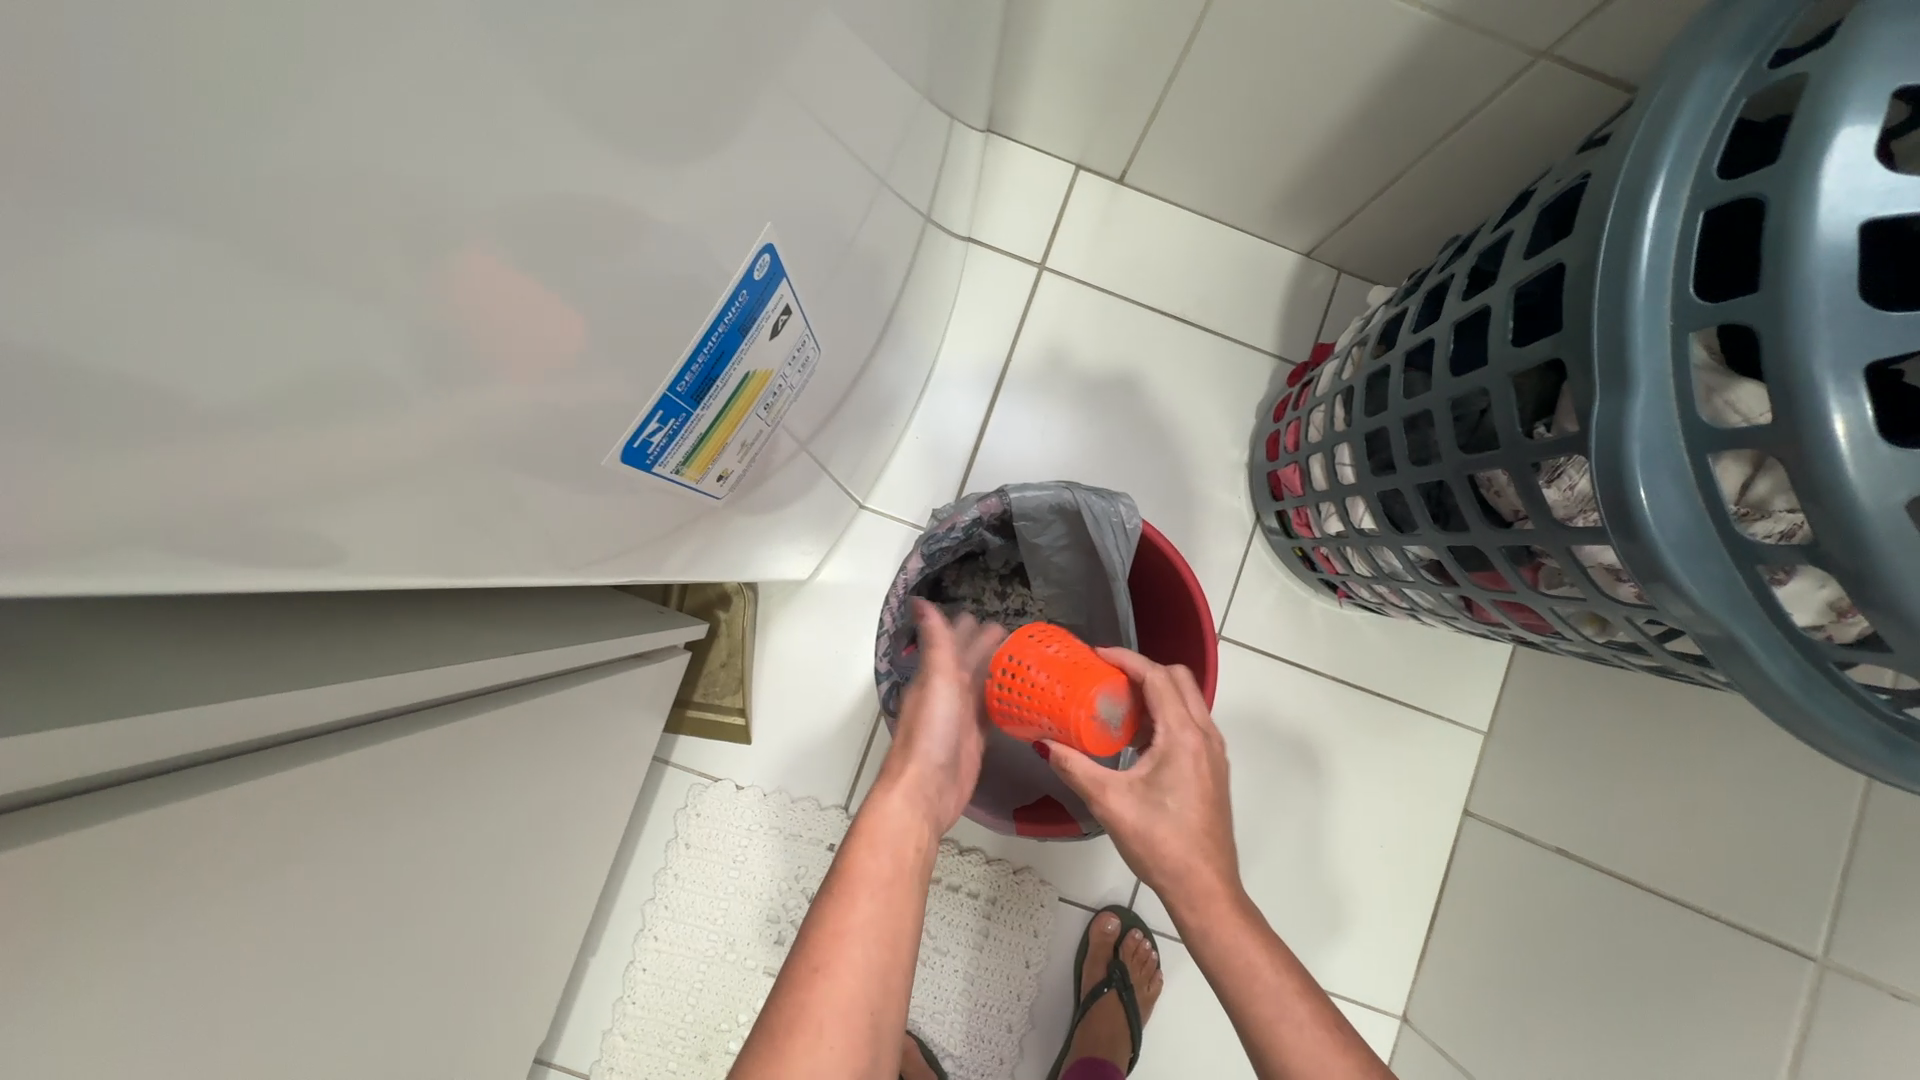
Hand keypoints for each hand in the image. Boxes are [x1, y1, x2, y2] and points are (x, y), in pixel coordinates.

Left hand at [872, 599, 1008, 835]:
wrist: (926, 790)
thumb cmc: (930, 733)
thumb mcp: (936, 680)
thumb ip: (936, 641)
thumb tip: (919, 600)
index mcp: (936, 675)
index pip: (955, 643)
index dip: (971, 628)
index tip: (993, 615)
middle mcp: (948, 693)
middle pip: (971, 663)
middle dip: (988, 647)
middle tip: (1015, 633)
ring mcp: (962, 718)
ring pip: (982, 687)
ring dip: (998, 673)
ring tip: (1022, 660)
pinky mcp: (976, 740)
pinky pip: (992, 714)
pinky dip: (1004, 703)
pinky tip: (1021, 698)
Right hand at [1038, 649, 1239, 912]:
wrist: (1205, 888)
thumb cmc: (1159, 842)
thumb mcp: (1109, 802)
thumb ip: (1074, 767)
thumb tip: (1043, 744)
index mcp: (1183, 735)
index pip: (1157, 677)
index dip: (1126, 659)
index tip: (1096, 655)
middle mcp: (1204, 735)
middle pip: (1178, 679)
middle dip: (1143, 671)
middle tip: (1106, 678)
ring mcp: (1213, 752)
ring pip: (1188, 701)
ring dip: (1156, 693)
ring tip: (1117, 706)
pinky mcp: (1213, 769)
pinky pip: (1190, 723)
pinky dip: (1166, 715)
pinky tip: (1137, 741)